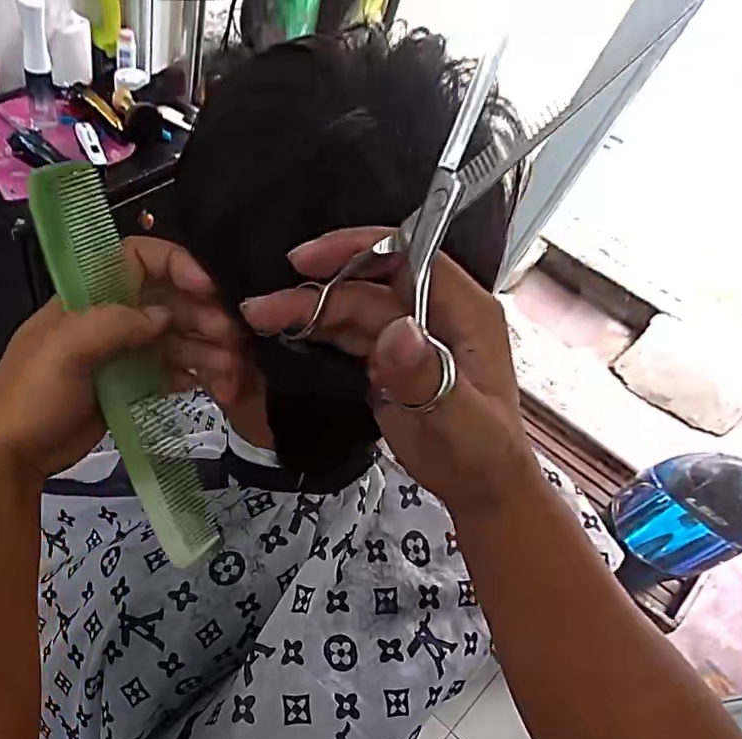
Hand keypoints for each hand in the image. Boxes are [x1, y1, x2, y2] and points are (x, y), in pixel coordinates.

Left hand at [0, 237, 242, 483]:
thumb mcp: (64, 351)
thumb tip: (161, 317)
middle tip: (232, 341)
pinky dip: (195, 376)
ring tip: (233, 374)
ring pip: (176, 340)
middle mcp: (110, 319)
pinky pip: (170, 372)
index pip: (139, 260)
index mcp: (89, 297)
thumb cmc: (31, 396)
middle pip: (168, 302)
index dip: (177, 266)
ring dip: (207, 351)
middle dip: (204, 316)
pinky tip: (216, 385)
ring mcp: (122, 354)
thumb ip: (112, 324)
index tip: (209, 289)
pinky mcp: (131, 386)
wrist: (14, 454)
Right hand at [236, 227, 535, 513]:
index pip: (408, 257)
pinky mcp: (389, 365)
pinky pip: (350, 339)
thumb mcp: (460, 419)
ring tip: (261, 320)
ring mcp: (409, 340)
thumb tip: (395, 331)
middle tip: (261, 309)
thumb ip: (428, 374)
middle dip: (314, 293)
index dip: (356, 250)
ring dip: (308, 315)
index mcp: (462, 312)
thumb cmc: (481, 454)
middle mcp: (433, 316)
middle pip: (367, 288)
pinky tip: (287, 338)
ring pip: (353, 312)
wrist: (477, 486)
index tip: (306, 262)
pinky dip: (318, 337)